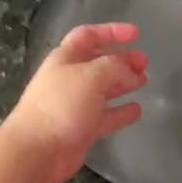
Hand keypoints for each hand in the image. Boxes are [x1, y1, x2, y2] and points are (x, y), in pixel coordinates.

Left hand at [2, 23, 148, 182]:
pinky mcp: (82, 129)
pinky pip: (106, 116)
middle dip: (121, 59)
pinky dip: (121, 112)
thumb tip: (131, 73)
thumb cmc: (61, 104)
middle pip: (98, 62)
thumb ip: (115, 68)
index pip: (88, 35)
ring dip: (123, 83)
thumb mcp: (91, 76)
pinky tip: (137, 109)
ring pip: (103, 89)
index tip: (136, 34)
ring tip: (143, 80)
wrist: (37, 150)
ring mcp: (75, 105)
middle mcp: (70, 78)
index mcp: (65, 58)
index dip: (111, 31)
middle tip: (144, 62)